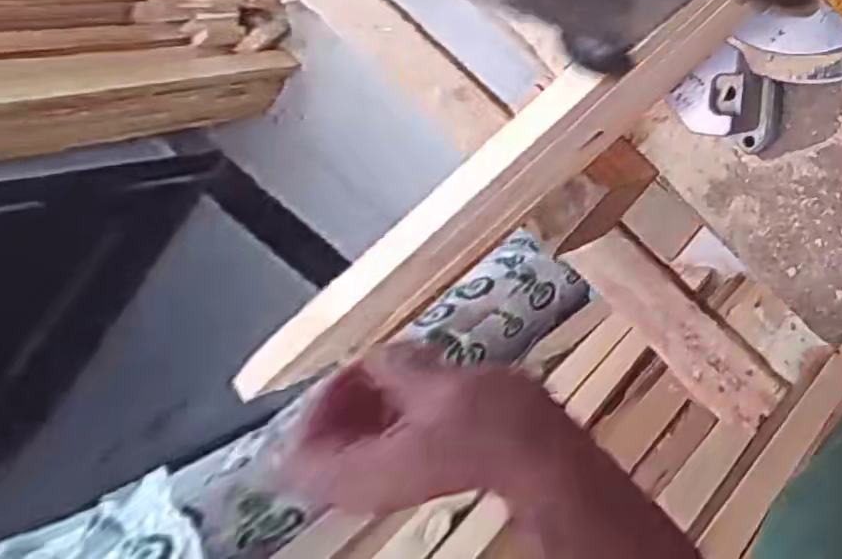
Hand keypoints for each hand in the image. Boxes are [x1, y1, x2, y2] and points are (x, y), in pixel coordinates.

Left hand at [282, 345, 587, 513]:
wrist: (540, 451)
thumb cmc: (493, 420)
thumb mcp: (444, 384)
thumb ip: (400, 368)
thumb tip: (378, 354)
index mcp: (357, 473)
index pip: (301, 448)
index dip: (320, 400)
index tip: (357, 363)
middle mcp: (363, 487)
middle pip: (327, 447)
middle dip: (348, 398)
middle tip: (380, 360)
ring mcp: (393, 483)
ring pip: (357, 445)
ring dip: (372, 404)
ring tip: (406, 365)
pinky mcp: (421, 472)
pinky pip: (384, 446)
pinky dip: (393, 415)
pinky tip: (426, 384)